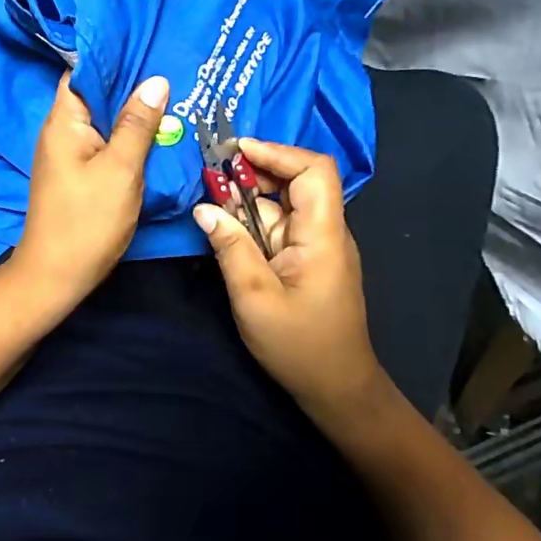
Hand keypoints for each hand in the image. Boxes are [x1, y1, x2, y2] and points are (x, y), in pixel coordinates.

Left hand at [10, 72, 169, 302]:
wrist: (58, 274)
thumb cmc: (87, 220)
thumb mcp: (120, 169)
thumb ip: (137, 124)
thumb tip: (156, 80)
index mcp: (63, 121)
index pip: (82, 72)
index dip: (112, 56)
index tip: (148, 42)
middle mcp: (61, 131)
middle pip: (95, 94)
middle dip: (130, 82)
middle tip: (172, 64)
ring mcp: (69, 153)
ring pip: (103, 119)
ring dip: (131, 109)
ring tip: (172, 90)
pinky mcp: (79, 172)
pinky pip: (104, 141)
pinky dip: (126, 133)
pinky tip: (155, 129)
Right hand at [193, 139, 385, 423]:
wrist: (337, 389)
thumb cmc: (299, 346)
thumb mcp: (254, 297)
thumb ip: (230, 248)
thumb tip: (204, 208)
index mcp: (323, 235)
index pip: (314, 171)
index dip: (277, 152)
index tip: (236, 152)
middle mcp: (325, 232)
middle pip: (295, 183)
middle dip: (252, 174)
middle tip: (210, 178)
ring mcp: (316, 246)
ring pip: (281, 207)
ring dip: (246, 201)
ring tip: (209, 204)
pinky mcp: (305, 260)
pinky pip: (277, 229)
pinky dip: (251, 223)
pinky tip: (225, 230)